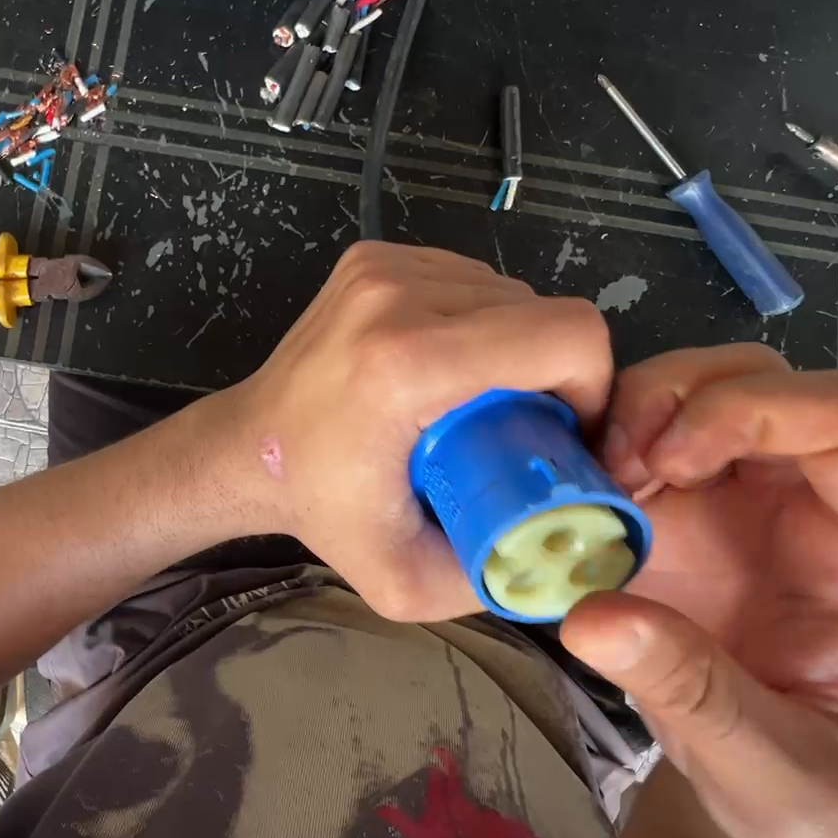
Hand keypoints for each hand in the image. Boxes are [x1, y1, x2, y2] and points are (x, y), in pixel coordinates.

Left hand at [213, 241, 612, 621]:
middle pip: (539, 309)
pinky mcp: (371, 257)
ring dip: (511, 342)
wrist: (247, 449)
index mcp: (407, 364)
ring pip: (505, 289)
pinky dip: (474, 316)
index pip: (563, 335)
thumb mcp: (404, 580)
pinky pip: (464, 276)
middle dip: (550, 370)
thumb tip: (576, 553)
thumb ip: (496, 578)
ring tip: (478, 397)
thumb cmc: (321, 509)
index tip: (562, 432)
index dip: (590, 385)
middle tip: (520, 425)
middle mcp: (393, 297)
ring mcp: (378, 267)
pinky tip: (446, 361)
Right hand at [560, 345, 837, 837]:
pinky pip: (632, 436)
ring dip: (624, 412)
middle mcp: (805, 504)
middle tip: (612, 466)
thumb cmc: (823, 800)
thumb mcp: (777, 776)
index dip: (760, 410)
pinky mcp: (671, 513)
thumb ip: (693, 696)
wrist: (783, 811)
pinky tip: (567, 493)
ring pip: (691, 390)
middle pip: (761, 379)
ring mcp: (733, 502)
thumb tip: (591, 617)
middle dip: (673, 397)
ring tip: (581, 480)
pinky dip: (591, 444)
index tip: (671, 460)